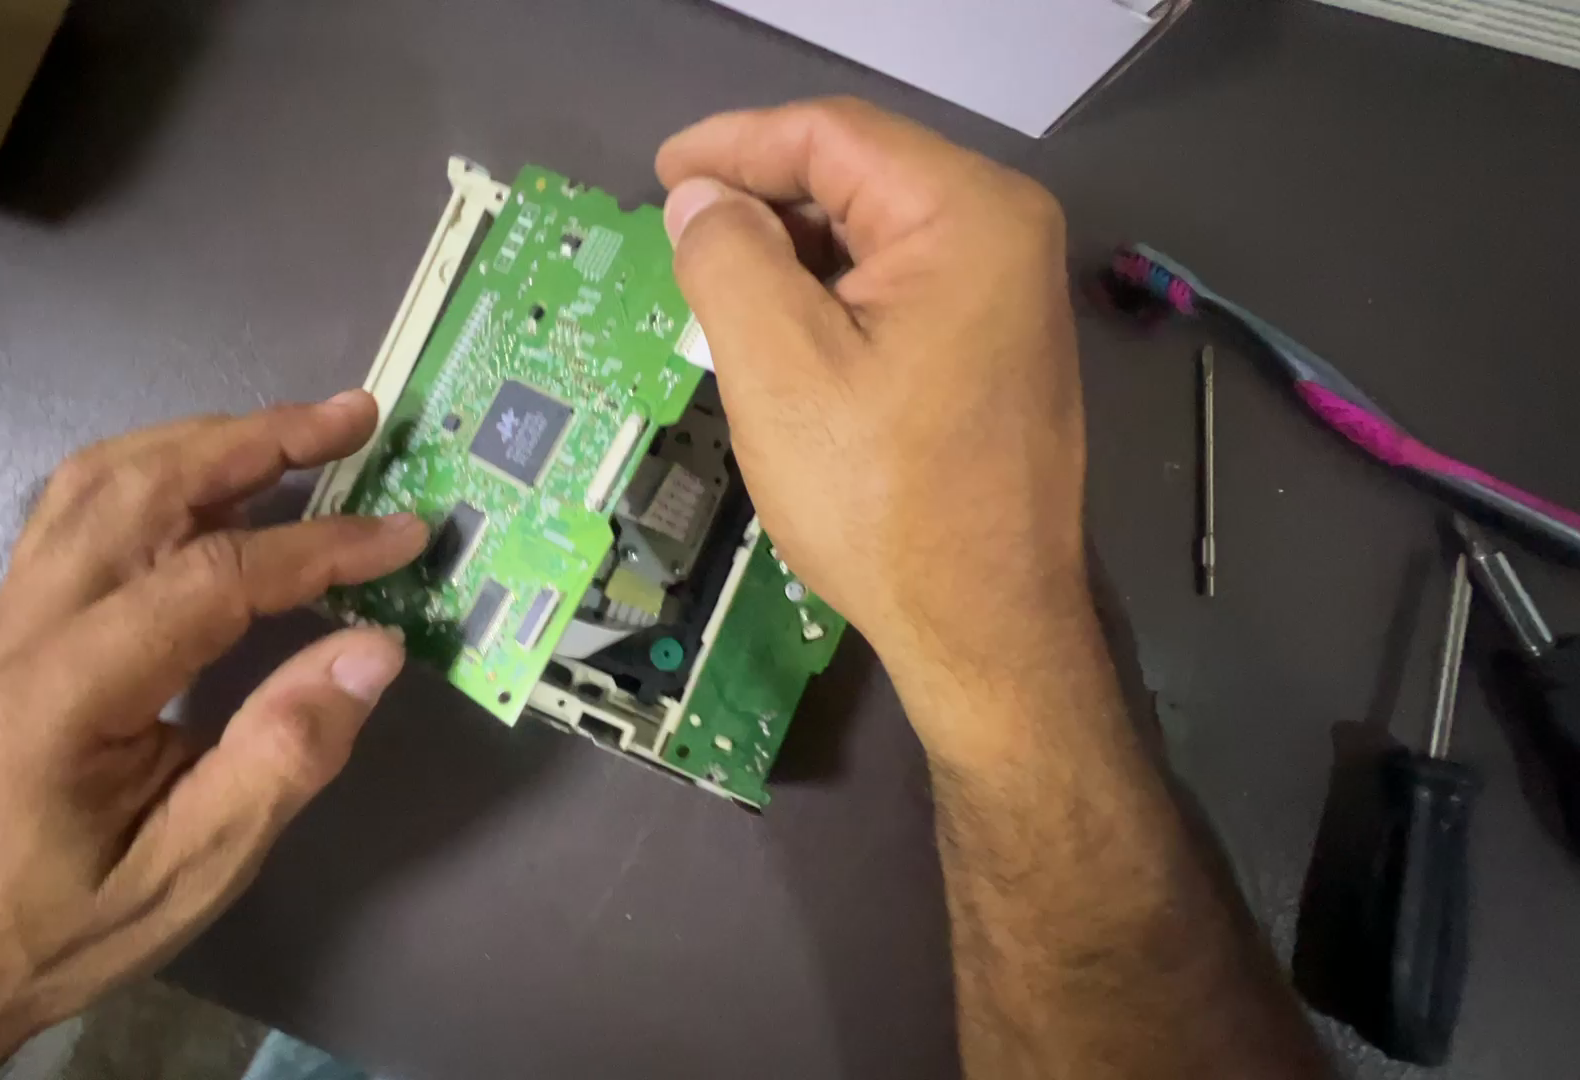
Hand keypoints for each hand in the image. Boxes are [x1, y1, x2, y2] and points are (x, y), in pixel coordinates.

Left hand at [0, 395, 426, 1076]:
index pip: (211, 579)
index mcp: (60, 695)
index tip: (405, 535)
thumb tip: (377, 649)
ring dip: (214, 437)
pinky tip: (222, 476)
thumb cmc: (63, 925)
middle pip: (143, 486)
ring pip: (107, 476)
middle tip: (353, 416)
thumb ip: (286, 757)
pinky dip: (169, 464)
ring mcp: (7, 608)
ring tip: (301, 430)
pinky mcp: (16, 611)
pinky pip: (89, 502)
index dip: (321, 548)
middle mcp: (19, 625)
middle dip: (261, 438)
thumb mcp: (194, 870)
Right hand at [658, 98, 1088, 682]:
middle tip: (684, 249)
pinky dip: (823, 305)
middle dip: (760, 207)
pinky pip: (888, 299)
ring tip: (721, 303)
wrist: (976, 624)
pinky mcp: (984, 355)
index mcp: (964, 218)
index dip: (734, 143)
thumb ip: (728, 260)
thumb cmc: (875, 500)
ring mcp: (999, 302)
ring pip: (867, 247)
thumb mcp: (778, 370)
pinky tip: (781, 343)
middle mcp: (999, 240)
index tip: (664, 172)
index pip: (831, 136)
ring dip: (786, 262)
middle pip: (855, 186)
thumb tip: (699, 200)